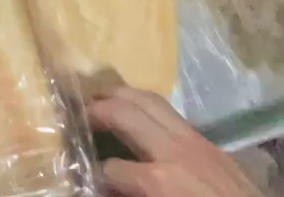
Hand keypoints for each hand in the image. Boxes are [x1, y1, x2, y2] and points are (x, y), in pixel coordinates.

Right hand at [88, 88, 263, 196]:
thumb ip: (135, 195)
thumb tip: (104, 186)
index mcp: (161, 181)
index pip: (109, 169)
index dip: (91, 174)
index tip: (78, 175)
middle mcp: (173, 151)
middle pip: (122, 111)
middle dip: (94, 110)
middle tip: (75, 116)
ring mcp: (193, 141)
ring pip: (146, 99)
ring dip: (117, 96)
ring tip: (97, 100)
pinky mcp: (209, 142)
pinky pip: (167, 109)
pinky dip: (141, 103)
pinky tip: (132, 113)